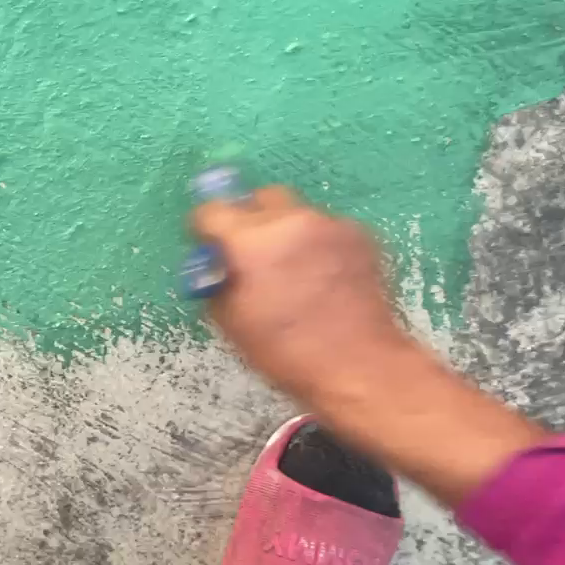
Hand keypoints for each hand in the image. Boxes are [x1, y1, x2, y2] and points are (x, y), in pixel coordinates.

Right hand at [189, 186, 415, 402]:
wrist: (359, 365)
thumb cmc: (284, 350)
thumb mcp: (229, 318)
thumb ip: (217, 277)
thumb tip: (219, 262)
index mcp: (250, 241)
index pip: (211, 210)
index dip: (204, 229)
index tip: (208, 247)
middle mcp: (290, 221)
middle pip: (257, 199)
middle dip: (247, 221)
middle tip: (248, 253)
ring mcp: (329, 224)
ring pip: (293, 213)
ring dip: (283, 232)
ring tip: (288, 268)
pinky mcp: (360, 235)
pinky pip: (323, 227)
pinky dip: (313, 243)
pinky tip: (318, 275)